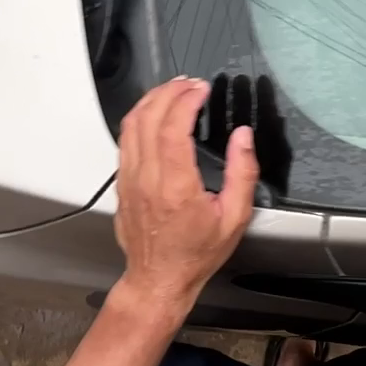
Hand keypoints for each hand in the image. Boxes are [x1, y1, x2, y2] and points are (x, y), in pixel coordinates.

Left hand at [111, 78, 258, 320]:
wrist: (159, 280)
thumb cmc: (196, 254)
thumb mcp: (235, 217)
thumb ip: (243, 172)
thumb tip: (243, 137)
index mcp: (176, 186)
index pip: (173, 128)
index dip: (186, 100)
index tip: (201, 89)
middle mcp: (147, 178)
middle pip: (148, 118)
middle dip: (170, 92)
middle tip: (190, 84)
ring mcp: (130, 179)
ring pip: (131, 124)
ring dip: (152, 99)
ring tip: (173, 90)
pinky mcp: (122, 182)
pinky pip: (125, 139)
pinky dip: (140, 116)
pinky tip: (155, 112)